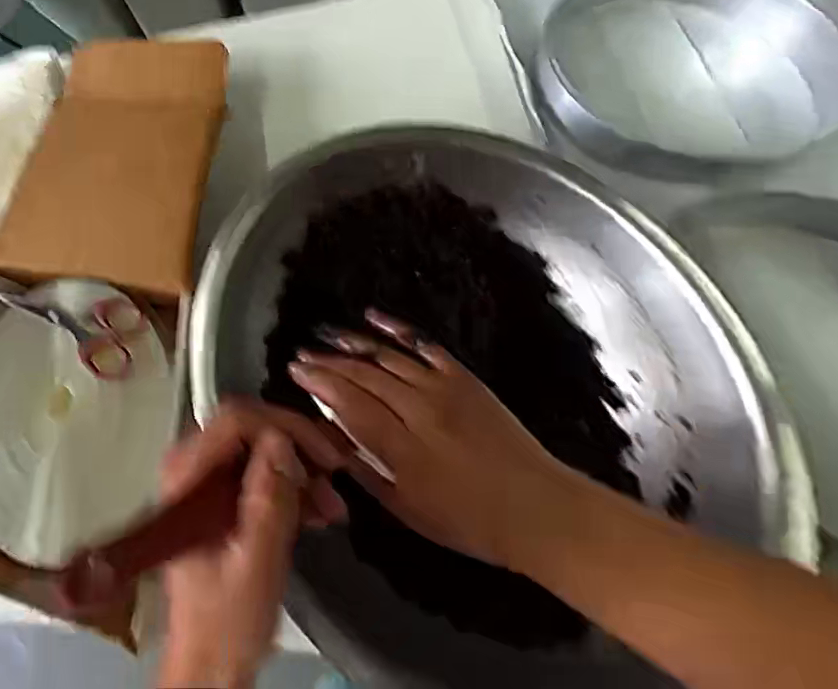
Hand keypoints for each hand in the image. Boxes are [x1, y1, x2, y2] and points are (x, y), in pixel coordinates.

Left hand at [155, 400, 350, 688]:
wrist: (208, 659)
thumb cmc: (226, 619)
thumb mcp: (257, 560)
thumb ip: (268, 498)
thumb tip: (282, 441)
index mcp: (187, 474)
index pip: (236, 419)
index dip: (285, 427)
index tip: (326, 455)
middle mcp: (187, 466)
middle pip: (246, 428)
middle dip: (296, 449)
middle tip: (335, 476)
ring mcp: (200, 480)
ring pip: (254, 450)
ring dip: (297, 471)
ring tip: (332, 506)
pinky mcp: (214, 498)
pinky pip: (253, 474)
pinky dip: (286, 487)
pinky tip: (316, 512)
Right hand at [286, 310, 589, 571]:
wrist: (543, 513)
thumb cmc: (468, 521)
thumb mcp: (406, 507)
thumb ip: (362, 469)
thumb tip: (327, 435)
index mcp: (402, 447)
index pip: (347, 402)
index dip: (317, 382)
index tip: (294, 370)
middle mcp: (419, 411)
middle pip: (361, 375)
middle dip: (326, 361)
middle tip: (300, 353)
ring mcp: (444, 390)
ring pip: (385, 356)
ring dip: (350, 343)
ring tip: (323, 335)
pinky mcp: (464, 379)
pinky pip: (423, 344)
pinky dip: (395, 328)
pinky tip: (371, 316)